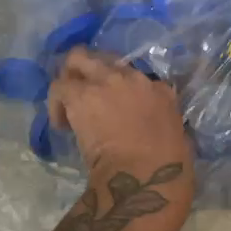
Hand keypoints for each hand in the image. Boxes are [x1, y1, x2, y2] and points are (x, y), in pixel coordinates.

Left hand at [48, 49, 194, 186]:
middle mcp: (131, 77)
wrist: (143, 174)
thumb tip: (149, 123)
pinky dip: (55, 103)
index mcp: (158, 89)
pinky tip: (60, 124)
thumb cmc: (165, 165)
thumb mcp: (175, 135)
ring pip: (76, 60)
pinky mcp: (80, 94)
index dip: (118, 86)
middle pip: (102, 56)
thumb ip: (161, 119)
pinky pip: (58, 87)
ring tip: (66, 106)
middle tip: (82, 91)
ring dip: (69, 81)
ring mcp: (104, 80)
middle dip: (88, 68)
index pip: (133, 74)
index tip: (112, 105)